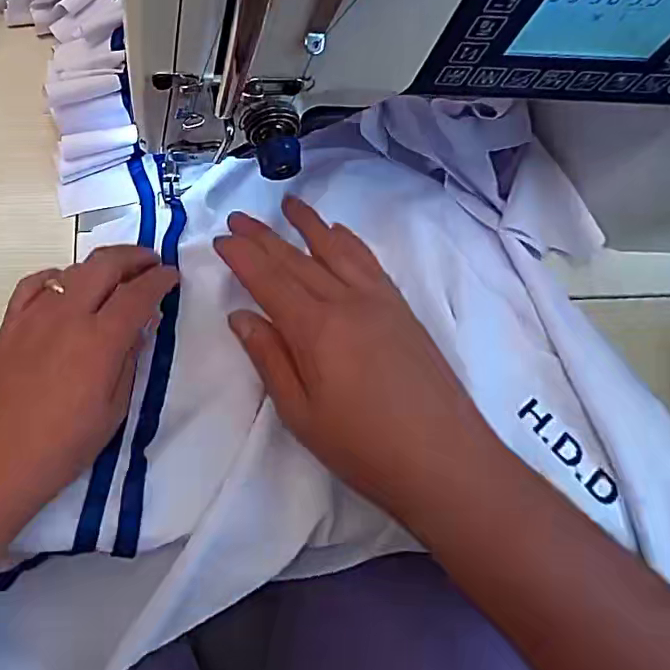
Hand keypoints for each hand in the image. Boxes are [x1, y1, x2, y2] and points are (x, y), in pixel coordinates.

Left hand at [0, 245, 178, 514]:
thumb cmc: (59, 449)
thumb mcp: (111, 413)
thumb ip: (128, 363)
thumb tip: (137, 330)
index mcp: (99, 340)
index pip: (137, 294)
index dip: (159, 280)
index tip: (171, 276)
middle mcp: (67, 316)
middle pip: (105, 265)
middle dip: (133, 257)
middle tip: (150, 263)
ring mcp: (34, 315)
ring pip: (72, 270)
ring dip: (100, 266)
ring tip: (115, 278)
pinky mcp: (10, 323)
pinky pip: (35, 284)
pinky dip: (57, 277)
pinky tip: (65, 288)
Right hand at [213, 196, 498, 508]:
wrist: (448, 465)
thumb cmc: (364, 448)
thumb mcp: (300, 413)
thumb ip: (269, 358)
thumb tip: (241, 316)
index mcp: (314, 329)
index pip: (268, 279)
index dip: (241, 256)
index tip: (220, 239)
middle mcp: (345, 303)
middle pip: (295, 259)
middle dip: (262, 236)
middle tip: (237, 217)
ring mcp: (378, 302)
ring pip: (334, 250)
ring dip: (308, 224)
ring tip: (287, 204)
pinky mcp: (401, 310)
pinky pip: (368, 262)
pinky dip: (348, 242)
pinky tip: (338, 232)